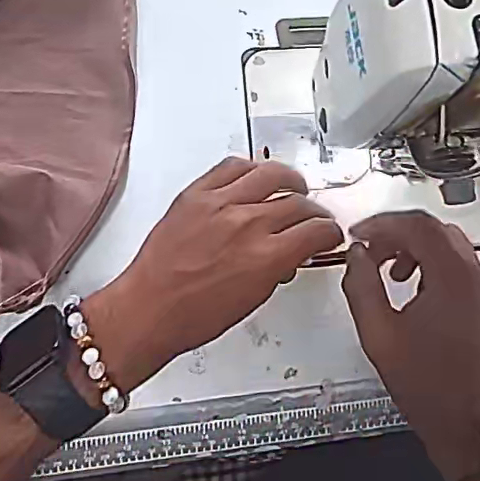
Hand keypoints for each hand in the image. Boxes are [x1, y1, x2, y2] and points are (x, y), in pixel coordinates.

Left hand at [85, 158, 342, 388]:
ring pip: (270, 173)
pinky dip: (250, 167)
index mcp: (267, 256)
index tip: (328, 233)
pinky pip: (231, 166)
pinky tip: (255, 174)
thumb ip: (278, 268)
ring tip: (293, 185)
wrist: (150, 308)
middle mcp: (246, 224)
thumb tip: (290, 253)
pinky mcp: (196, 193)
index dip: (329, 231)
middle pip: (298, 202)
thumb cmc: (193, 314)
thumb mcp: (253, 298)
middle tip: (313, 216)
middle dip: (314, 211)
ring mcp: (220, 204)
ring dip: (290, 179)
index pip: (316, 231)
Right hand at [342, 211, 479, 480]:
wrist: (470, 429)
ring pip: (447, 244)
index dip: (382, 223)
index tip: (359, 235)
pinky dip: (430, 262)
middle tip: (368, 246)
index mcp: (453, 278)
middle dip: (397, 232)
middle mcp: (476, 277)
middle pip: (434, 229)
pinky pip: (457, 265)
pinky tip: (410, 286)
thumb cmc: (429, 387)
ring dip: (414, 247)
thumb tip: (357, 256)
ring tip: (385, 268)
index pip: (418, 226)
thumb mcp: (378, 334)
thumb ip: (361, 286)